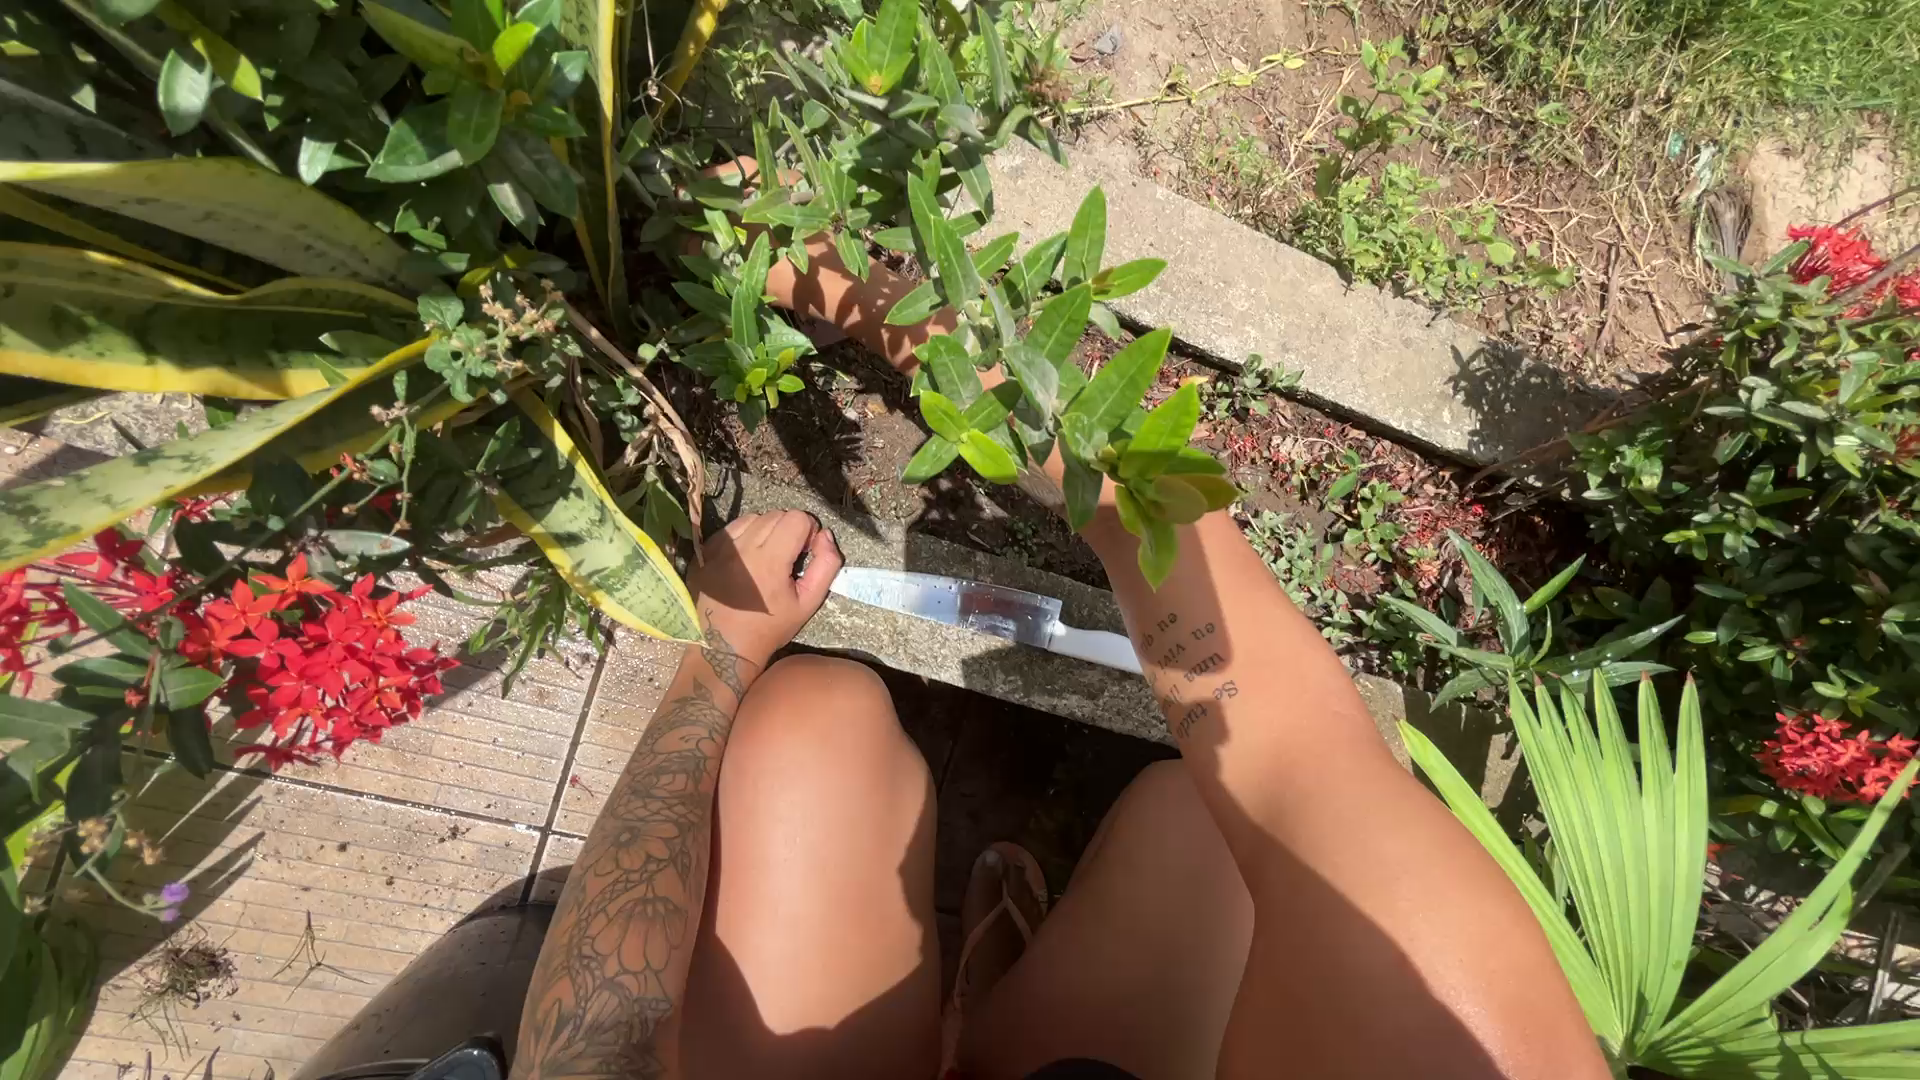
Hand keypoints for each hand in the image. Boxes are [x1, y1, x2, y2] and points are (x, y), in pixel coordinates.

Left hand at [689, 510, 842, 678]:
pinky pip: (731, 528)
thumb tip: (825, 535)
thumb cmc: (771, 627)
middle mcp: (743, 548)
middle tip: (788, 556)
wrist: (725, 646)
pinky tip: (747, 558)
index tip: (805, 552)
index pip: (798, 518)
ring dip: (766, 530)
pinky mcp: (705, 552)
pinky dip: (744, 535)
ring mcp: (720, 548)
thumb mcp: (809, 602)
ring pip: (753, 518)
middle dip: (789, 530)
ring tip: (766, 555)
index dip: (809, 531)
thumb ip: (826, 565)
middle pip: (777, 515)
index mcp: (771, 561)